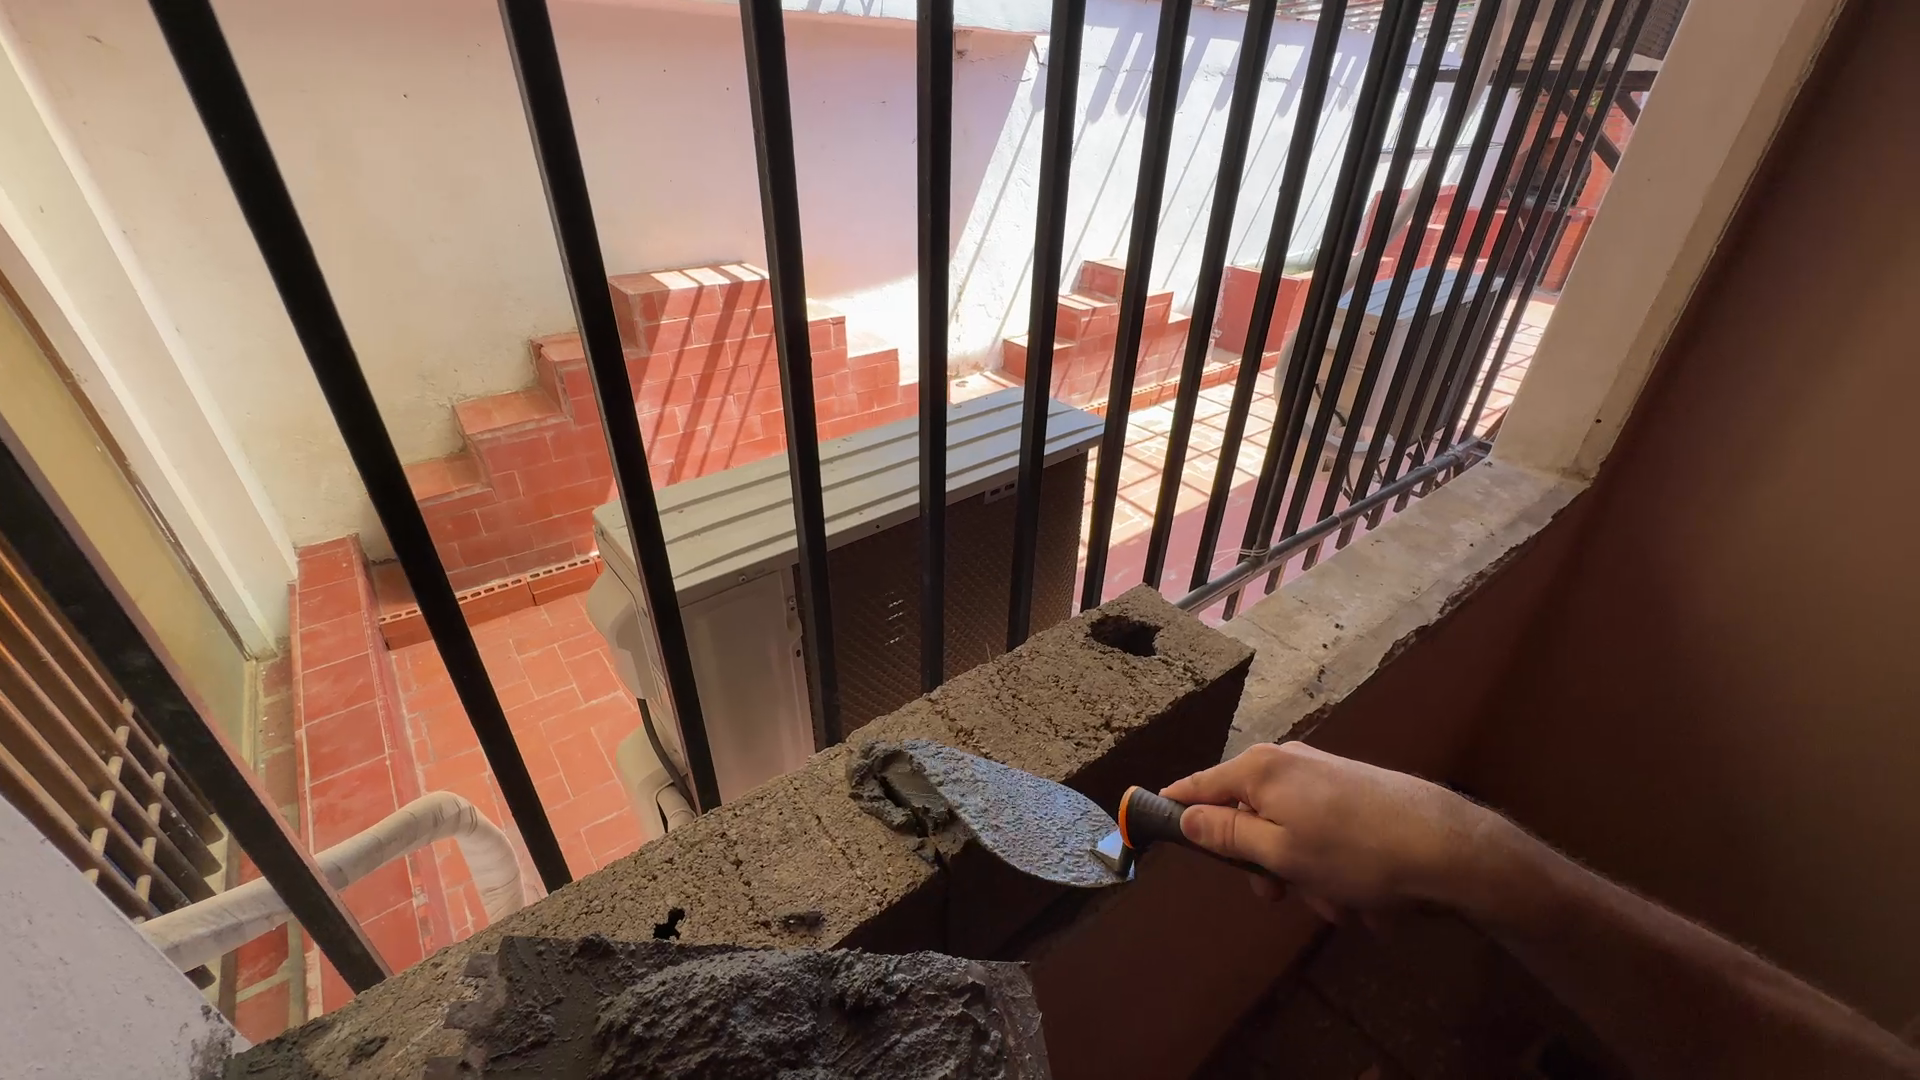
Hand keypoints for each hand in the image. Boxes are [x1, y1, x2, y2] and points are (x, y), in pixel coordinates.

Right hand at [1162, 742, 1494, 919]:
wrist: (1451, 846)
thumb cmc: (1355, 852)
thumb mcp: (1280, 853)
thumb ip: (1226, 835)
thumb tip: (1184, 816)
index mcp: (1259, 770)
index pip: (1198, 785)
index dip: (1174, 805)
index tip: (1149, 818)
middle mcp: (1284, 761)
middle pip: (1246, 814)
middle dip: (1261, 861)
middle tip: (1281, 896)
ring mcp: (1320, 774)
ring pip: (1287, 829)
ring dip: (1303, 872)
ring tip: (1341, 904)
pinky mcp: (1351, 790)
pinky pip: (1320, 829)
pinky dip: (1330, 862)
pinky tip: (1362, 894)